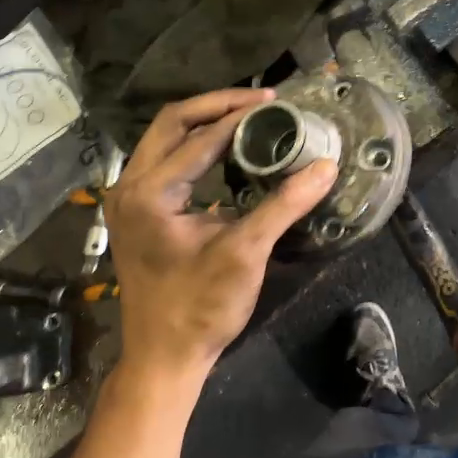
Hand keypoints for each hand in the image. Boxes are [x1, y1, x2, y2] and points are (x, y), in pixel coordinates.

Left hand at [105, 89, 335, 388]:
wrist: (164, 358)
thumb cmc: (200, 308)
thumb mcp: (246, 253)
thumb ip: (285, 204)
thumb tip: (327, 166)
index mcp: (149, 193)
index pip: (200, 136)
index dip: (242, 115)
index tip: (280, 103)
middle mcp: (131, 187)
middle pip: (173, 123)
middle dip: (218, 106)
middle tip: (264, 100)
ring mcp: (130, 199)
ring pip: (166, 139)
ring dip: (207, 123)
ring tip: (253, 117)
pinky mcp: (140, 212)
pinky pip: (167, 161)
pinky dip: (199, 147)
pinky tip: (232, 150)